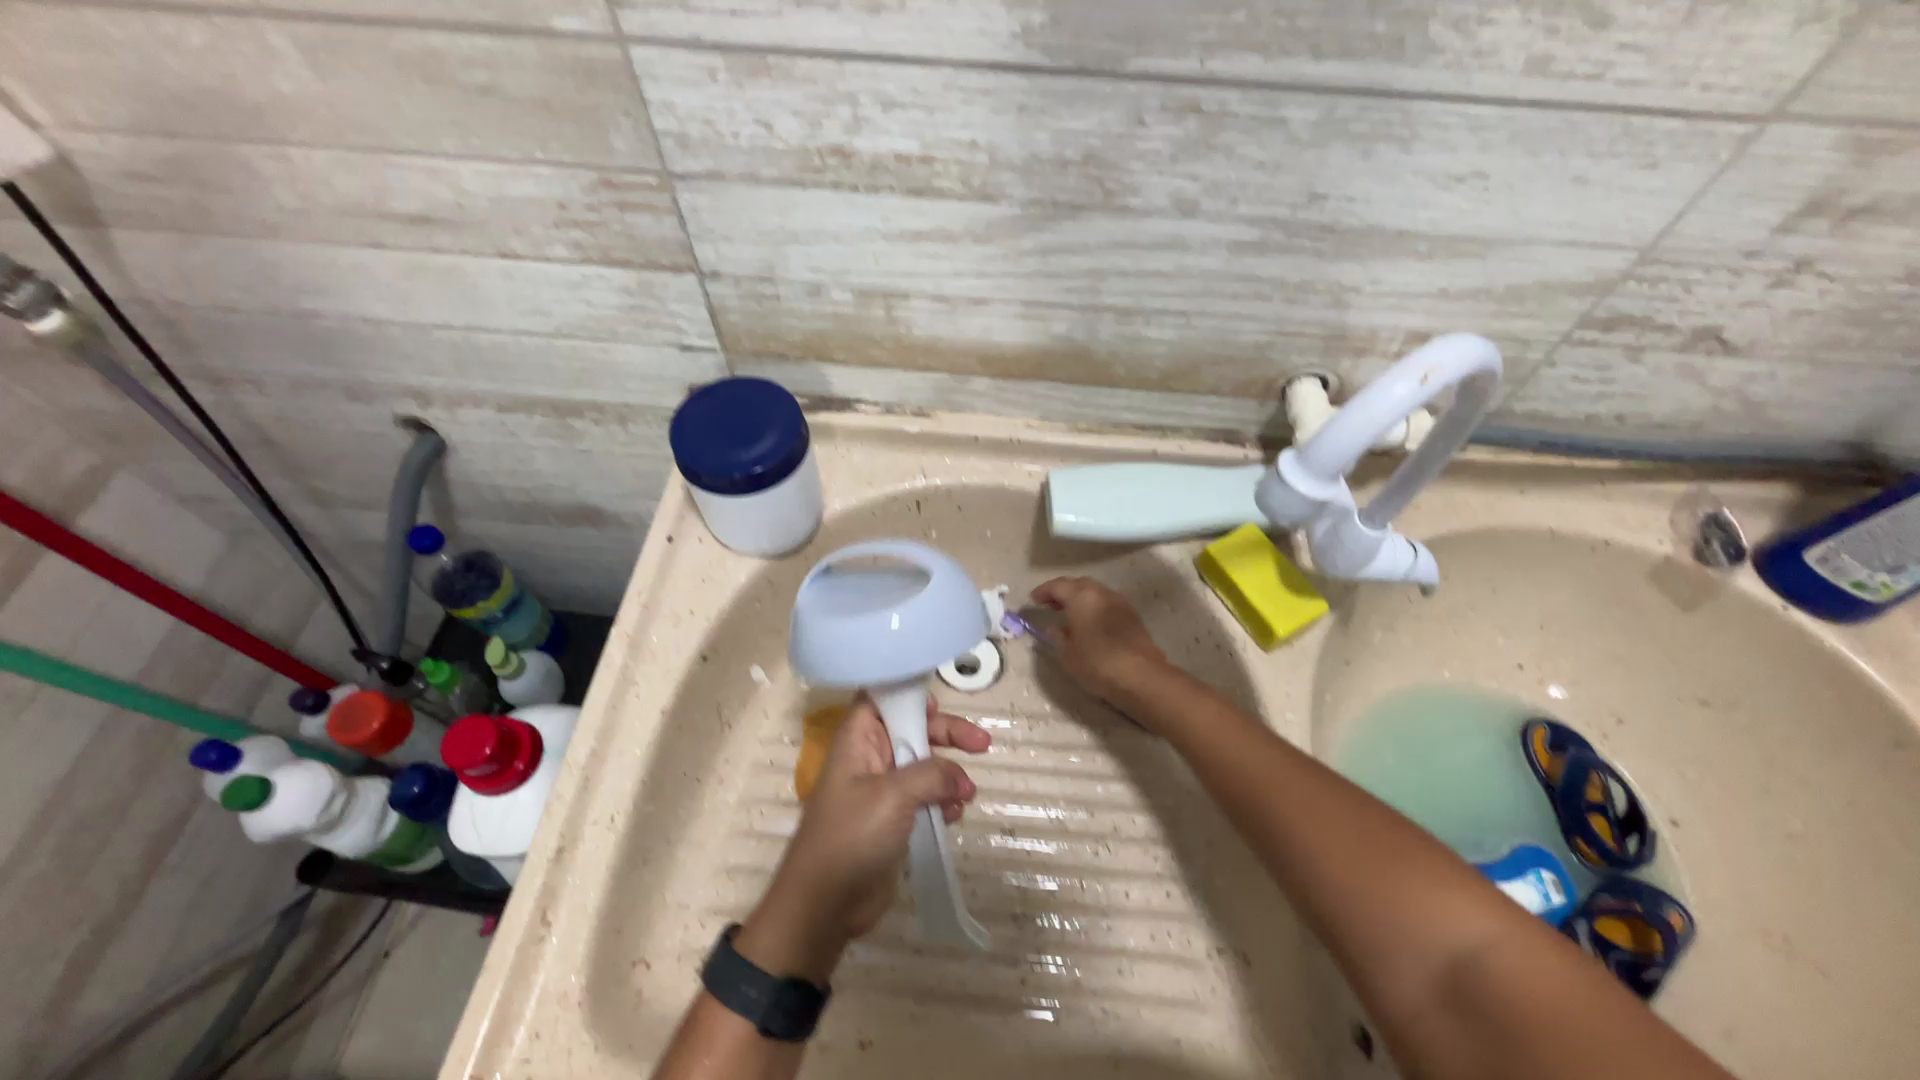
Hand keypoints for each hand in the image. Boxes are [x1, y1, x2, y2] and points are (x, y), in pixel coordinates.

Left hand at [737, 695, 990, 980]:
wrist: (825, 904)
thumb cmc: (851, 837)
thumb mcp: (892, 796)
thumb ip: (930, 774)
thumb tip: (958, 776)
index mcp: (858, 741)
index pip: (880, 698)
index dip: (909, 693)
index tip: (942, 703)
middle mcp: (869, 759)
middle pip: (912, 730)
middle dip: (947, 735)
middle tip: (982, 745)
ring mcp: (881, 791)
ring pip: (923, 765)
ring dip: (949, 774)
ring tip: (966, 795)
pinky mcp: (892, 821)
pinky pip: (925, 798)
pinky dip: (943, 801)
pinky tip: (955, 815)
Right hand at [1030, 576, 1172, 712]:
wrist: (1142, 677)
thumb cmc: (1098, 664)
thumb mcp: (1068, 655)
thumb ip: (1058, 638)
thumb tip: (1054, 629)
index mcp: (1082, 597)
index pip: (1058, 586)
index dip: (1043, 591)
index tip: (1033, 600)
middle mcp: (1102, 593)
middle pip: (1079, 585)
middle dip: (1063, 592)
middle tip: (1050, 604)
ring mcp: (1121, 603)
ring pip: (1095, 593)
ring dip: (1080, 600)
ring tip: (1068, 615)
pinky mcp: (1133, 617)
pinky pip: (1107, 605)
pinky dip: (1094, 608)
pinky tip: (1089, 624)